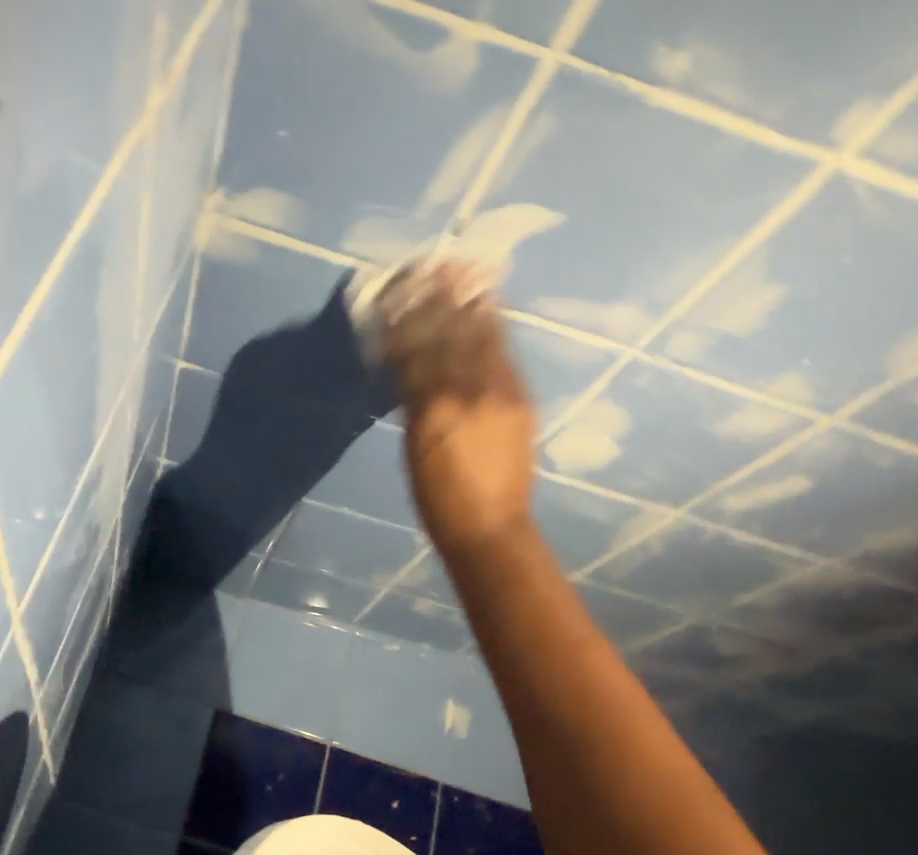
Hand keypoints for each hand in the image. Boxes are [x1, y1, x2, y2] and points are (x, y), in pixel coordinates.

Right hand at [379, 262, 536, 558]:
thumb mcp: (414, 449)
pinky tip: (488, 307)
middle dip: (439, 297)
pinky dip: (493, 327)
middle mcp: (468, 391)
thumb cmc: (438, 498)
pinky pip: (504, 354)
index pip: (415, 348)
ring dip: (470, 302)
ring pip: (482, 337)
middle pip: (450, 334)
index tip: (396, 289)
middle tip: (432, 264)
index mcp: (432, 407)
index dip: (405, 316)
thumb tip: (407, 363)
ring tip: (463, 270)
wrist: (490, 527)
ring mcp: (500, 393)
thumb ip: (413, 400)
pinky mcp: (522, 401)